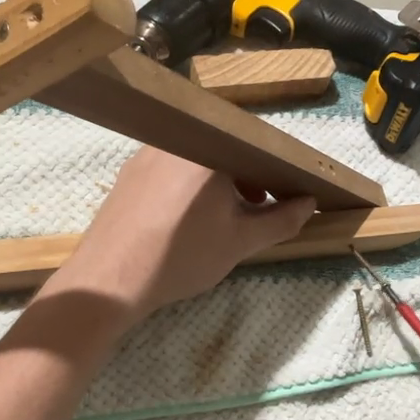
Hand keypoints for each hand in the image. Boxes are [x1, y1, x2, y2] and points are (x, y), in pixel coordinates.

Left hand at [49, 147, 317, 320]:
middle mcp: (178, 139)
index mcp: (210, 149)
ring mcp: (149, 152)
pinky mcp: (130, 170)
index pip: (256, 142)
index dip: (274, 168)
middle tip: (256, 209)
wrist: (110, 279)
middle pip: (226, 147)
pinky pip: (172, 166)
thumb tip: (309, 203)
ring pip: (197, 157)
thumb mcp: (241, 243)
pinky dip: (190, 185)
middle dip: (247, 176)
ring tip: (223, 218)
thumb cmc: (182, 257)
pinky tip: (187, 219)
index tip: (280, 195)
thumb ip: (281, 220)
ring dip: (218, 181)